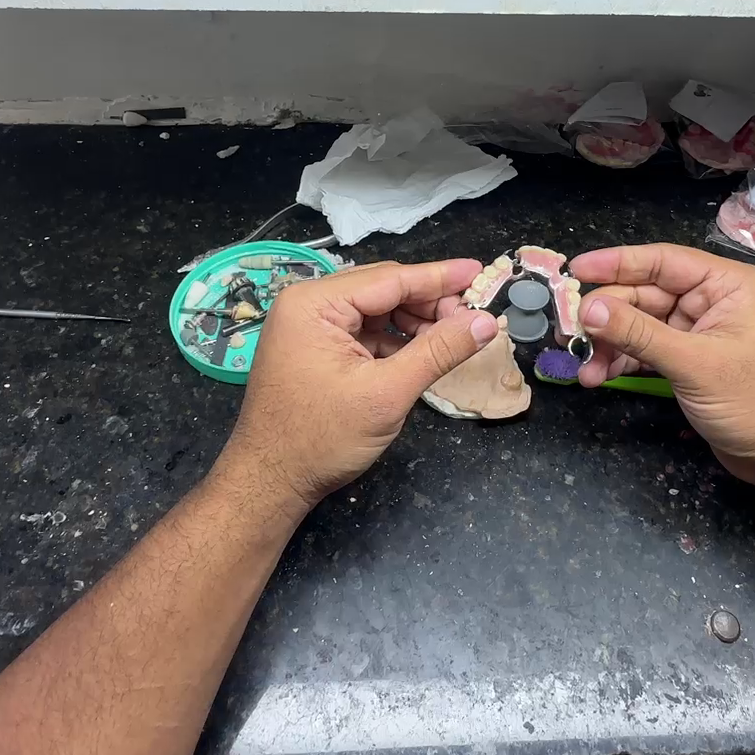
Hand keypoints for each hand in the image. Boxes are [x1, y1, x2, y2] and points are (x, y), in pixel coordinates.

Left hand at [220, 259, 499, 510]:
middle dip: (429, 302)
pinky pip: (364, 330)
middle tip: (472, 317)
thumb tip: (485, 322)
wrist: (269, 484)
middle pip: (383, 289)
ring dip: (414, 322)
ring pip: (376, 310)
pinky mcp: (314, 348)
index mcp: (315, 303)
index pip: (390, 279)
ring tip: (452, 337)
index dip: (440, 277)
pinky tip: (422, 352)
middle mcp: (308, 304)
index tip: (478, 270)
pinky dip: (395, 340)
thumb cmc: (322, 438)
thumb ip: (438, 351)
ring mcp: (308, 326)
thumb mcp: (388, 393)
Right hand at [570, 244, 754, 491]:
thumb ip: (639, 333)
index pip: (661, 261)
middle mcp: (711, 300)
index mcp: (725, 284)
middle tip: (569, 332)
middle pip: (644, 295)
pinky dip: (622, 360)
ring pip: (639, 324)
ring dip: (609, 344)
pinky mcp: (689, 360)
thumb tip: (588, 309)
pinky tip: (599, 376)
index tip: (575, 269)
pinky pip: (645, 349)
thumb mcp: (695, 364)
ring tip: (584, 368)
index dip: (615, 263)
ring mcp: (698, 331)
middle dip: (607, 315)